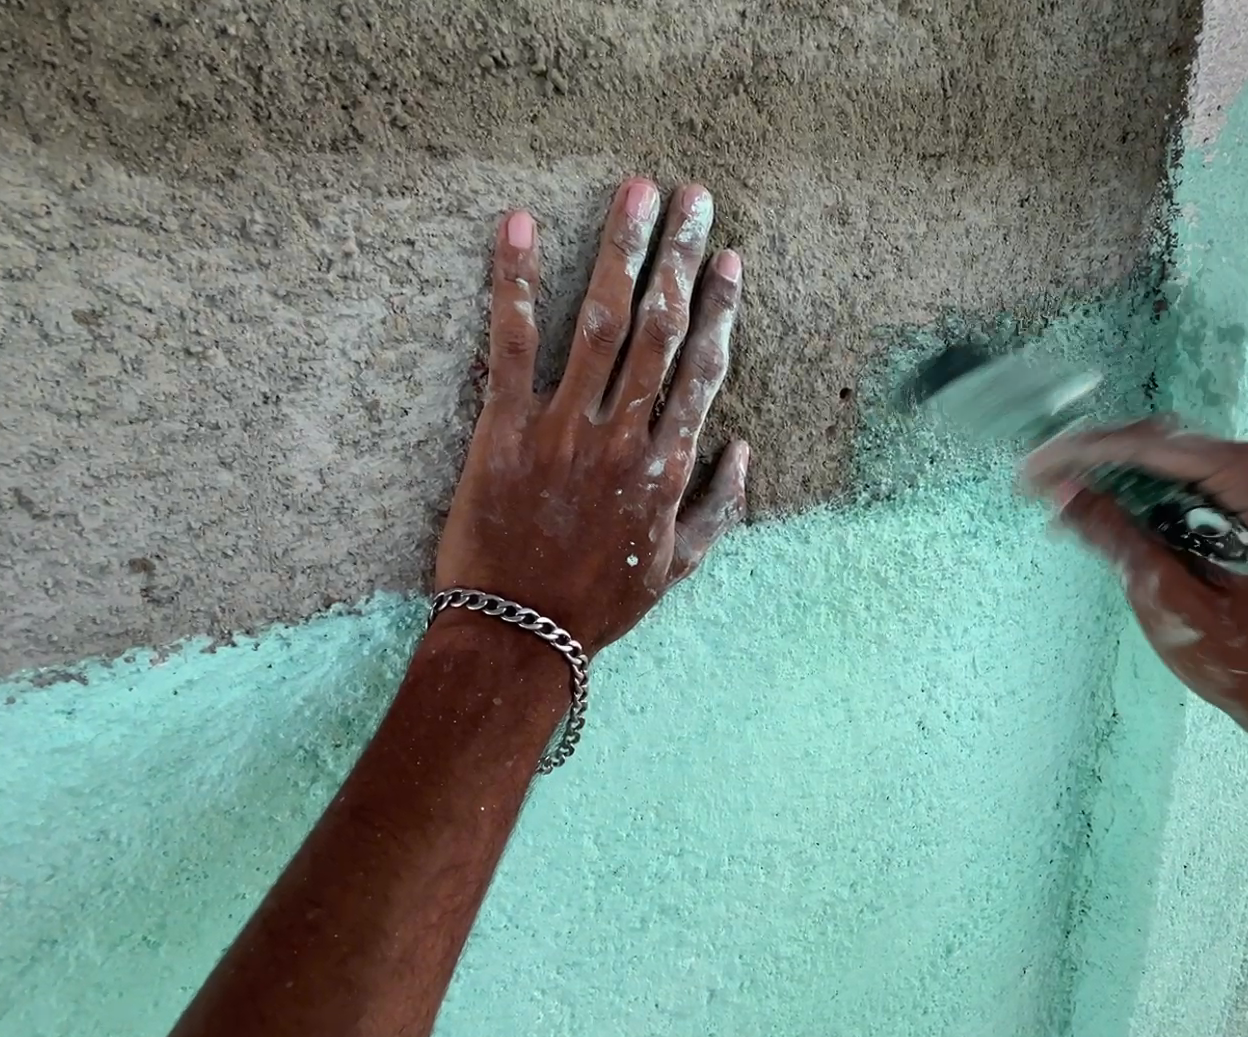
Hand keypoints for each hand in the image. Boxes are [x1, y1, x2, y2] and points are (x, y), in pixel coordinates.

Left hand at [433, 178, 748, 653]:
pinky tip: (518, 228)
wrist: (522, 634)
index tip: (728, 257)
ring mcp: (563, 430)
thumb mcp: (681, 566)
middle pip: (659, 329)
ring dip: (619, 250)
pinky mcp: (503, 432)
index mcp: (668, 467)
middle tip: (691, 196)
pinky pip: (510, 347)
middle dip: (679, 256)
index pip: (703, 370)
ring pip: (598, 323)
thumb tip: (745, 448)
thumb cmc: (604, 602)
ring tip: (635, 191)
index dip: (720, 308)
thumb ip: (720, 506)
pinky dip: (512, 285)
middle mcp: (624, 437)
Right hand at [1021, 420, 1247, 749]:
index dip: (1082, 455)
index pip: (1151, 448)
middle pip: (1158, 448)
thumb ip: (1114, 535)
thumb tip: (1062, 491)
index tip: (1033, 467)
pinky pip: (1182, 488)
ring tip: (1058, 501)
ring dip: (1110, 483)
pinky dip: (1138, 502)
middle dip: (1092, 465)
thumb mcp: (1167, 596)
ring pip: (1165, 466)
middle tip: (1035, 483)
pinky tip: (1099, 515)